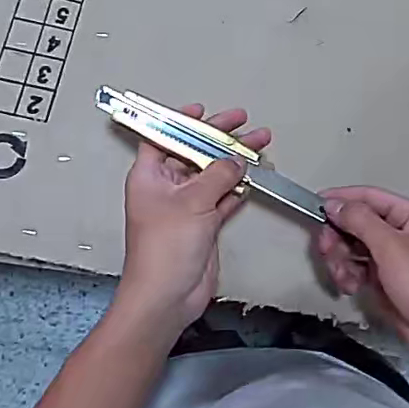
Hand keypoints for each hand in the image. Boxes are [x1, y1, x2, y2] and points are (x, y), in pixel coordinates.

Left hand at [112, 105, 269, 335]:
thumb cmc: (164, 248)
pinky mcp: (202, 223)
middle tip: (241, 121)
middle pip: (194, 152)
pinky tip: (253, 176)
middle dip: (218, 137)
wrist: (167, 296)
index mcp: (149, 174)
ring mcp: (185, 205)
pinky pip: (222, 198)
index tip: (202, 111)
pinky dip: (237, 188)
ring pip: (213, 174)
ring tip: (259, 144)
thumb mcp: (192, 201)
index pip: (163, 137)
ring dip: (234, 161)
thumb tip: (235, 159)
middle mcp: (166, 186)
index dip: (181, 122)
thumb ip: (217, 175)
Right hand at [315, 185, 408, 365]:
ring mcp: (394, 256)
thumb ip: (358, 220)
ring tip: (344, 277)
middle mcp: (403, 231)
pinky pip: (357, 267)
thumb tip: (333, 203)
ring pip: (352, 246)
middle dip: (338, 237)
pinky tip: (352, 287)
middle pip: (356, 222)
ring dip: (341, 260)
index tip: (315, 207)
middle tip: (327, 251)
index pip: (368, 196)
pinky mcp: (386, 279)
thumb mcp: (391, 247)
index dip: (341, 199)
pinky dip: (349, 275)